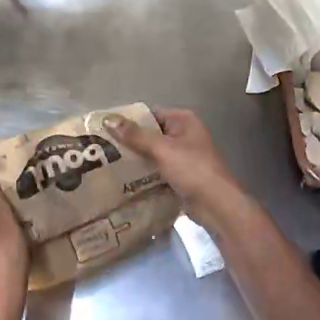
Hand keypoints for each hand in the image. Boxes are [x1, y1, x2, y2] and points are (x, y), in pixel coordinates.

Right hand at [105, 107, 250, 222]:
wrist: (217, 204)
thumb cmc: (192, 169)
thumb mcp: (162, 149)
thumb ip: (135, 135)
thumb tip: (108, 120)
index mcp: (183, 121)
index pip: (151, 114)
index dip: (129, 121)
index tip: (106, 130)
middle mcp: (184, 135)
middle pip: (151, 135)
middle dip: (130, 142)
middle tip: (103, 150)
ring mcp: (184, 157)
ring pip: (153, 154)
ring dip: (136, 160)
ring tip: (108, 165)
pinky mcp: (181, 176)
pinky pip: (158, 171)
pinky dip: (145, 174)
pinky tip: (124, 180)